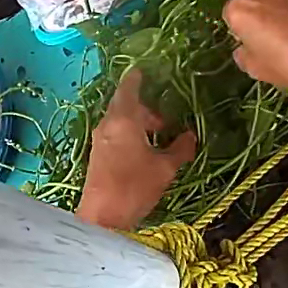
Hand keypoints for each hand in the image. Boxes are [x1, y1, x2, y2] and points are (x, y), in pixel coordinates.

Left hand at [76, 70, 196, 229]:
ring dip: (137, 122)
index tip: (145, 70)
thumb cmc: (134, 187)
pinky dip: (129, 132)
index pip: (128, 89)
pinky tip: (143, 148)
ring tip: (158, 135)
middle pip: (124, 105)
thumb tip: (190, 136)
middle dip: (144, 107)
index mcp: (123, 120)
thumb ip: (179, 148)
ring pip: (119, 120)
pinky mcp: (97, 153)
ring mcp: (100, 139)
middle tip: (164, 118)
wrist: (102, 217)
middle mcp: (108, 124)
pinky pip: (114, 132)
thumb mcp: (164, 168)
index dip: (137, 79)